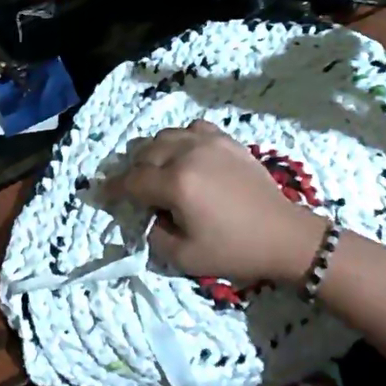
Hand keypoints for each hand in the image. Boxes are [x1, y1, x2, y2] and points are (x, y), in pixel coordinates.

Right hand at [106, 120, 327, 286]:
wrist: (282, 235)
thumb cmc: (234, 250)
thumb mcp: (184, 256)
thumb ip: (153, 233)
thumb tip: (145, 214)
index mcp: (176, 183)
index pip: (132, 180)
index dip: (113, 188)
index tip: (102, 194)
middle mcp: (188, 154)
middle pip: (144, 152)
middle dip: (133, 171)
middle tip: (133, 189)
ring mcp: (209, 142)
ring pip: (165, 135)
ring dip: (154, 152)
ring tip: (157, 171)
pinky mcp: (226, 139)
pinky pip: (192, 129)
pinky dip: (181, 139)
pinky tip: (185, 155)